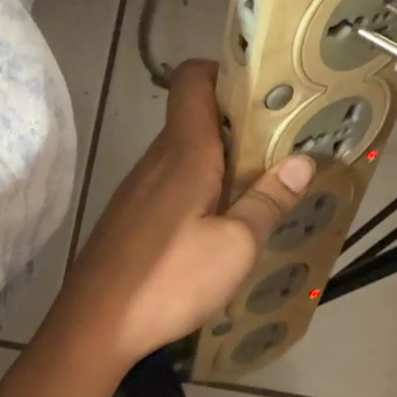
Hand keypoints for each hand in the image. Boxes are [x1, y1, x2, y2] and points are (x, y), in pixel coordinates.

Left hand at [49, 60, 314, 367]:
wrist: (95, 325)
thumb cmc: (169, 281)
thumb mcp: (235, 246)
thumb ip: (268, 201)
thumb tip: (301, 160)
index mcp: (184, 152)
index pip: (192, 79)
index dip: (224, 72)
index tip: (263, 92)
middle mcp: (155, 161)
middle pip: (193, 119)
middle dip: (236, 125)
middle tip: (281, 147)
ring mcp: (136, 191)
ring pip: (181, 157)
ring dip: (218, 164)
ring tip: (259, 188)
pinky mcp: (127, 220)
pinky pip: (167, 188)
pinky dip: (196, 192)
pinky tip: (216, 227)